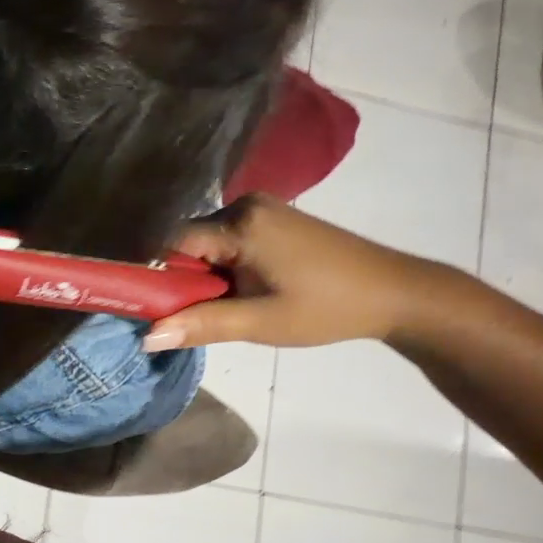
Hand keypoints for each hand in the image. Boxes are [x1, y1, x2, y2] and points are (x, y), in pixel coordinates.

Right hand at [143, 194, 449, 350]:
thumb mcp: (259, 322)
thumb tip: (146, 337)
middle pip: (188, 243)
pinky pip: (228, 241)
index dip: (156, 275)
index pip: (172, 243)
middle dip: (183, 280)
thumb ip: (201, 325)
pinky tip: (239, 293)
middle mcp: (245, 205)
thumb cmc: (327, 308)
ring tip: (221, 308)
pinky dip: (223, 268)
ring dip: (204, 277)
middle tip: (191, 317)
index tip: (149, 308)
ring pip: (207, 244)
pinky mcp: (274, 220)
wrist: (396, 293)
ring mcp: (263, 209)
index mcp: (240, 223)